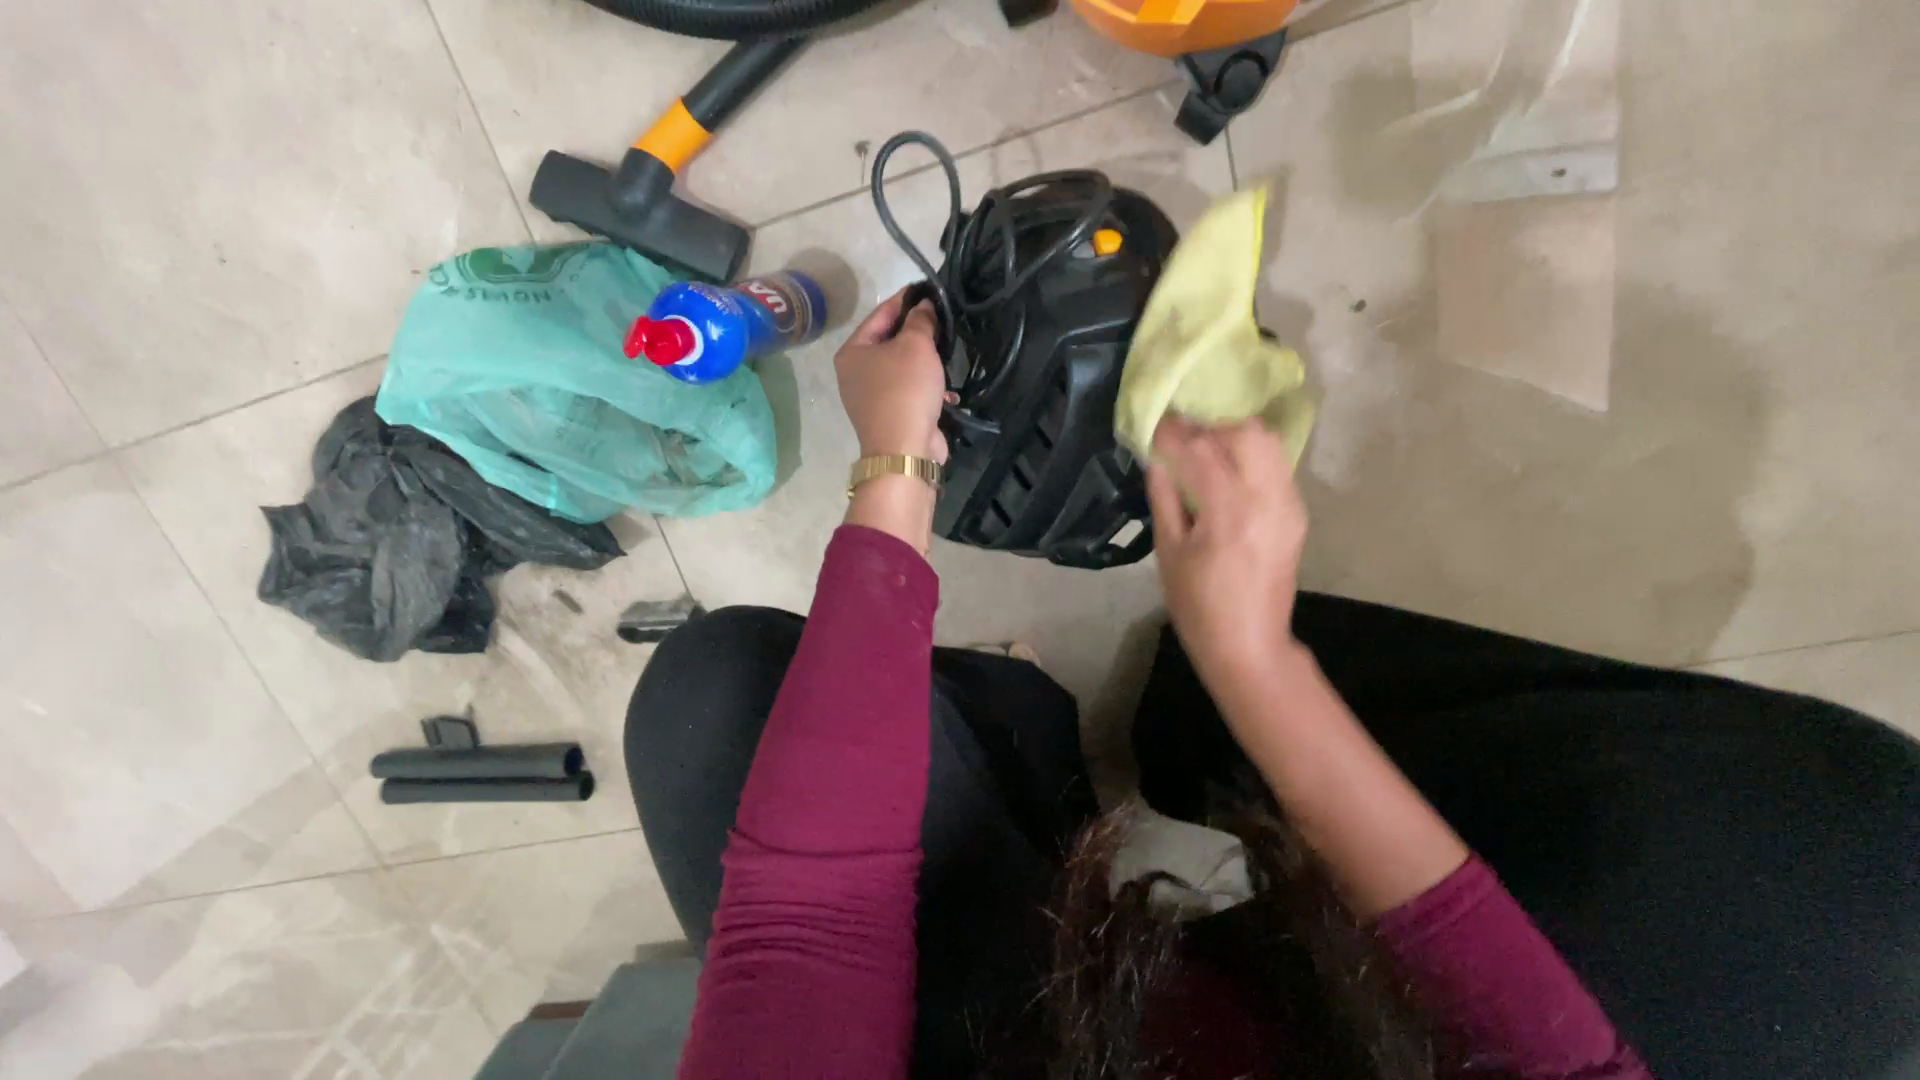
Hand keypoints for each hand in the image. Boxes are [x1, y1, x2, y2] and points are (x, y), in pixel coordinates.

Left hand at [834, 290, 951, 461]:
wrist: (904, 450)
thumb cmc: (905, 390)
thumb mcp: (916, 345)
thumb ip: (921, 320)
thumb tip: (924, 306)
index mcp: (852, 352)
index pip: (881, 313)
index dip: (906, 299)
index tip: (930, 290)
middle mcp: (855, 374)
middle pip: (890, 341)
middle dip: (918, 332)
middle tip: (944, 319)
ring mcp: (871, 398)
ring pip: (902, 368)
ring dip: (925, 362)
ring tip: (948, 351)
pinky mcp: (890, 417)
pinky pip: (910, 392)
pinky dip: (927, 389)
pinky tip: (947, 391)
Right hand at [1146, 416, 1308, 695]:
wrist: (1248, 643)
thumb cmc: (1198, 605)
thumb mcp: (1169, 552)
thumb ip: (1165, 498)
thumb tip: (1158, 459)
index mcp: (1228, 511)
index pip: (1200, 450)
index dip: (1174, 432)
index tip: (1155, 425)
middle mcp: (1266, 498)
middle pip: (1245, 433)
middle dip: (1210, 428)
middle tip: (1183, 439)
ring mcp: (1288, 504)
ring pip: (1268, 442)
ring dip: (1233, 438)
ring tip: (1206, 453)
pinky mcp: (1296, 513)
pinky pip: (1275, 466)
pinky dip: (1250, 458)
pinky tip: (1228, 475)